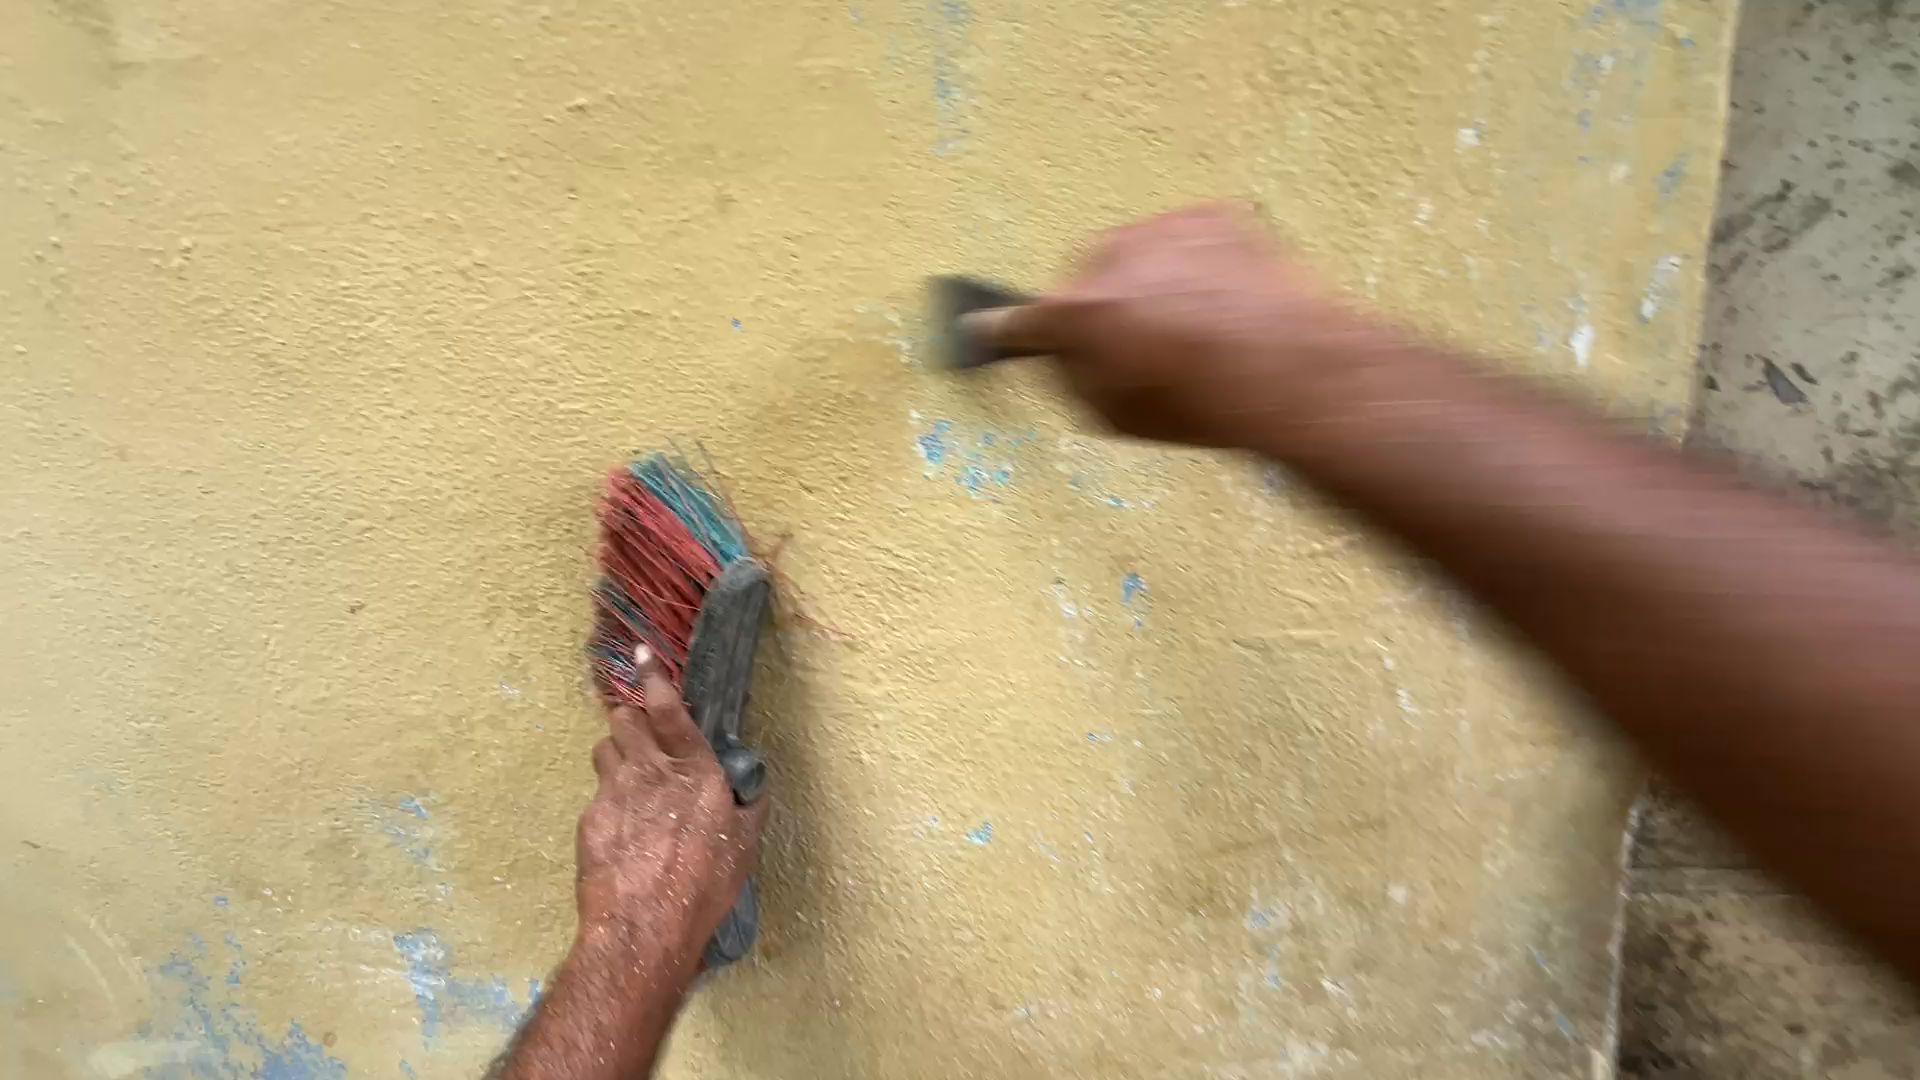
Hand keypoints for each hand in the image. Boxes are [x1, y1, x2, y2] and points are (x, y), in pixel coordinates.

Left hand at [576, 644, 767, 973]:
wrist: (644, 927)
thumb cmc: (706, 881)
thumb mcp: (744, 840)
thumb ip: (746, 803)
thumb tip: (747, 787)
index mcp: (693, 768)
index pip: (668, 709)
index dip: (654, 678)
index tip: (643, 655)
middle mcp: (649, 770)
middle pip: (624, 720)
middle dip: (632, 718)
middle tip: (644, 736)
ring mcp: (613, 794)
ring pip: (605, 749)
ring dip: (618, 754)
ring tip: (632, 779)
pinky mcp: (589, 821)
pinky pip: (597, 795)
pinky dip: (610, 802)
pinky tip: (622, 832)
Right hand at [967, 202, 1386, 449]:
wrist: (1292, 370)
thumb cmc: (1200, 405)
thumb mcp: (1113, 416)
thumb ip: (1069, 380)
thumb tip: (1058, 356)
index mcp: (1077, 313)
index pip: (1018, 321)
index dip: (997, 329)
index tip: (980, 327)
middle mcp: (1109, 259)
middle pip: (1084, 284)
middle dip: (1100, 311)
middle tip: (1138, 348)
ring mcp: (1162, 230)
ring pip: (1134, 257)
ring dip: (1146, 284)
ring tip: (1191, 328)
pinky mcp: (1211, 214)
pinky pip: (1182, 240)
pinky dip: (1191, 265)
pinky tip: (1219, 302)